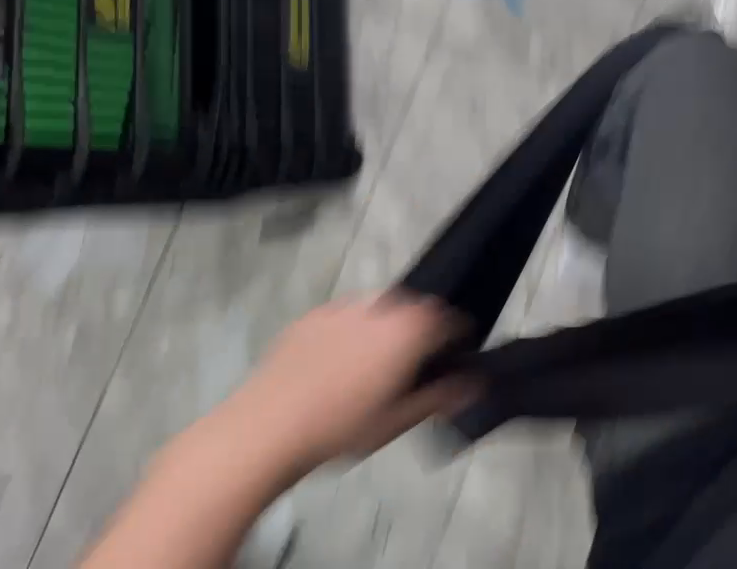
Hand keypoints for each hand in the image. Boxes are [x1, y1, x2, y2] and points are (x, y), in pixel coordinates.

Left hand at [211, 293, 478, 476]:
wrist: (263, 430)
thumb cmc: (341, 428)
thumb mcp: (398, 421)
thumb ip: (441, 398)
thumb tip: (473, 386)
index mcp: (412, 328)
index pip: (451, 322)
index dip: (456, 341)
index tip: (450, 361)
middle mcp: (385, 306)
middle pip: (416, 309)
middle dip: (419, 331)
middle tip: (408, 367)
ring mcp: (345, 307)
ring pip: (380, 309)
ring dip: (385, 327)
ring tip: (370, 364)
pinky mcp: (312, 315)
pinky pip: (345, 316)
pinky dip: (350, 331)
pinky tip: (334, 362)